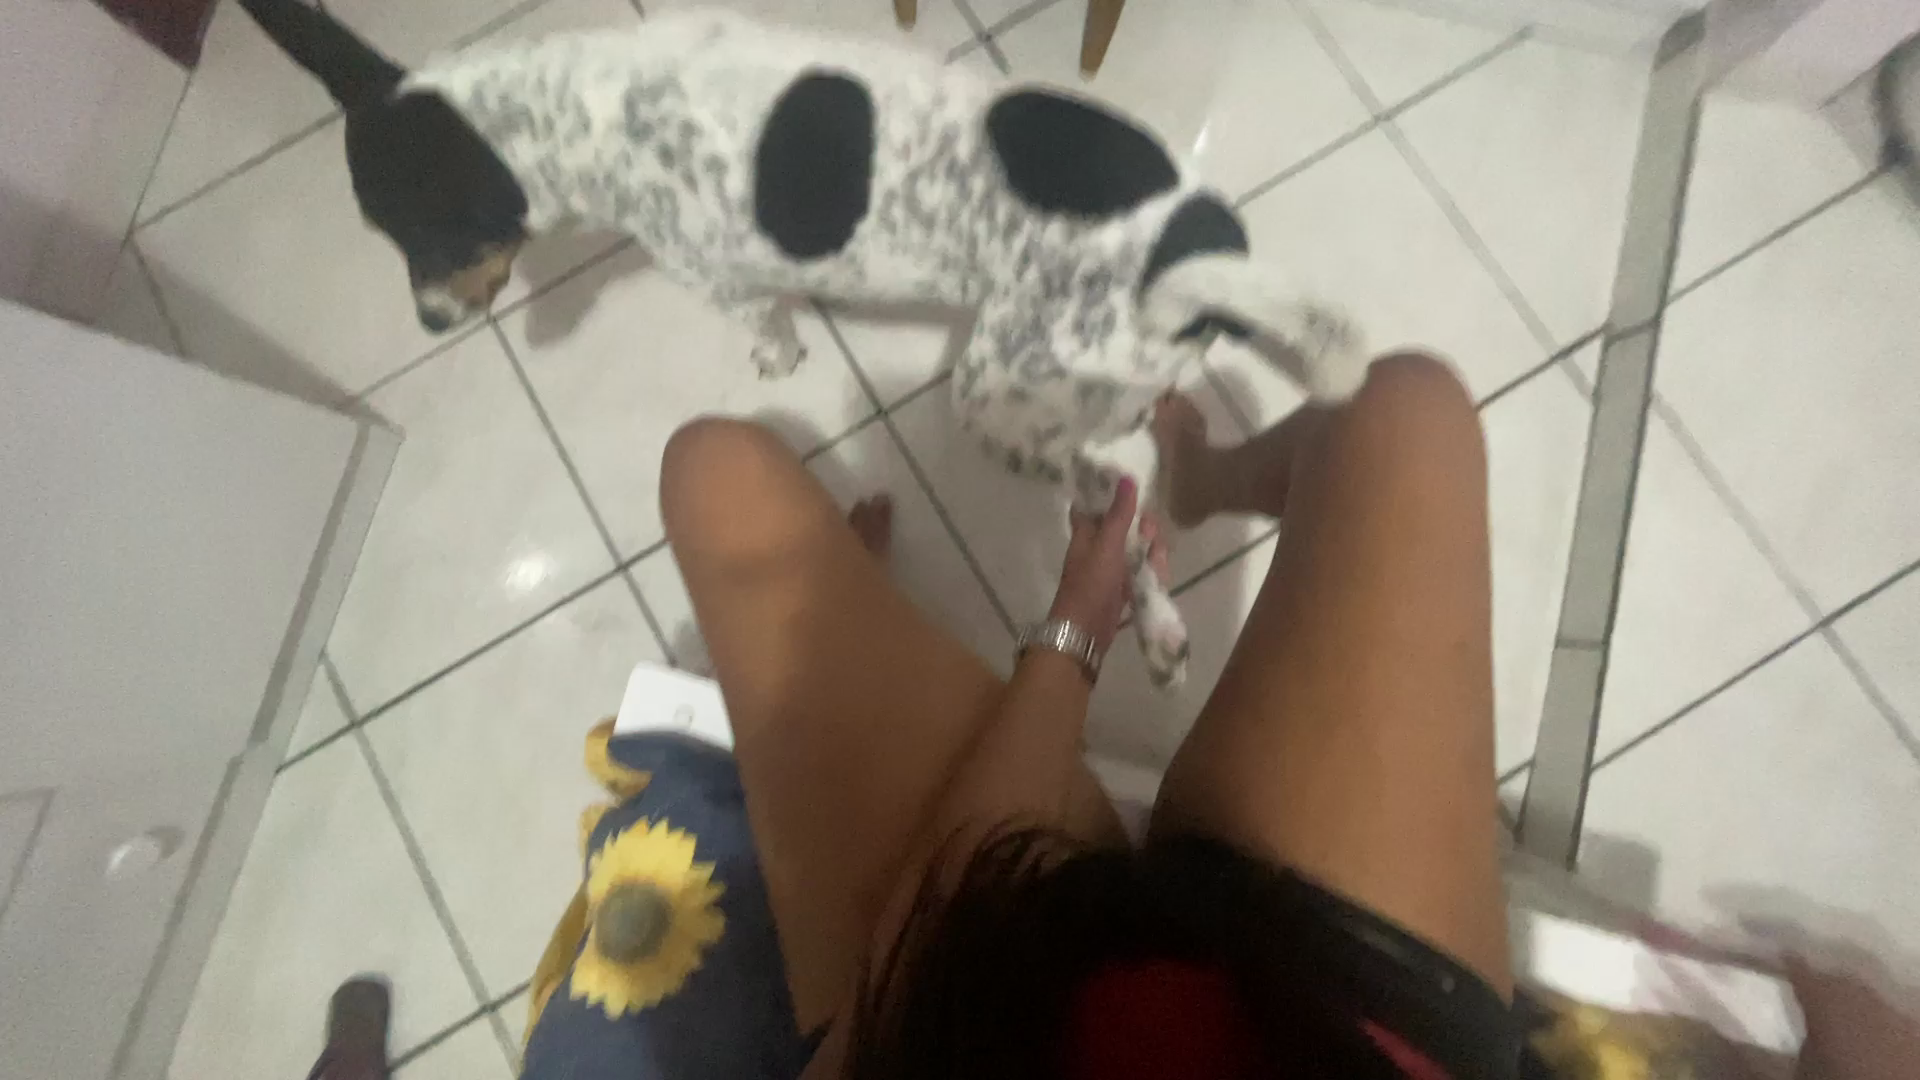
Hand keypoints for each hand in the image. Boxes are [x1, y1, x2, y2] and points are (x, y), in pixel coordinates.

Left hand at [1046, 478, 1169, 653]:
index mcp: (1085, 534)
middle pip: (1124, 527)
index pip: (1092, 505)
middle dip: (1143, 527)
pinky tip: (1159, 576)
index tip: (1133, 487)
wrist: (1084, 633)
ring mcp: (1109, 570)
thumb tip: (1127, 477)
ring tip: (1159, 561)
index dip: (1109, 494)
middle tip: (1152, 535)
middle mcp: (1097, 548)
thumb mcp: (1107, 546)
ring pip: (1135, 550)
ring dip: (1151, 552)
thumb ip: (1119, 514)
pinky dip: (1150, 572)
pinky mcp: (1121, 589)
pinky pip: (1140, 572)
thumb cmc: (1090, 585)